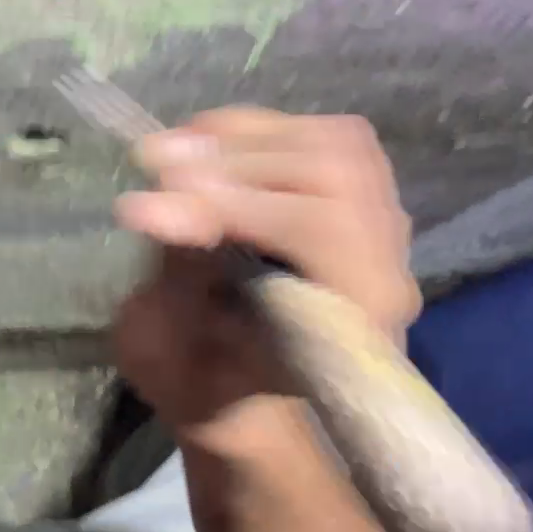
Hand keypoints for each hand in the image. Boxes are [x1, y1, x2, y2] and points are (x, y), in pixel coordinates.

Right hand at [112, 107, 419, 447]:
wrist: (245, 398)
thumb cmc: (206, 391)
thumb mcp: (174, 357)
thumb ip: (178, 282)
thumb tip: (159, 205)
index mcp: (351, 321)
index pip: (317, 229)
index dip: (232, 205)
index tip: (148, 206)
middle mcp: (384, 263)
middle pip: (332, 172)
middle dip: (236, 163)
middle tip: (156, 164)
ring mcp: (376, 225)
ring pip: (332, 145)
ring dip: (243, 141)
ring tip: (169, 153)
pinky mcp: (353, 200)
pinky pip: (321, 139)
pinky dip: (256, 132)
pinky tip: (199, 142)